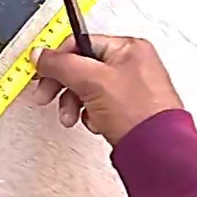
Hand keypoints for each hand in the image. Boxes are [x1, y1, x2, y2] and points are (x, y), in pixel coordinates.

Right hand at [28, 35, 182, 144]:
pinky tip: (93, 121)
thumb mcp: (91, 80)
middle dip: (61, 85)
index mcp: (128, 48)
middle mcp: (131, 63)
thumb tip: (40, 55)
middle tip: (46, 94)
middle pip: (80, 66)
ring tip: (71, 116)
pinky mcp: (127, 107)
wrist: (157, 152)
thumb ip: (60, 64)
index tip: (41, 71)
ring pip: (85, 87)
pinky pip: (96, 103)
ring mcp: (130, 86)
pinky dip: (88, 113)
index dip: (57, 59)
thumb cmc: (138, 113)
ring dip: (72, 102)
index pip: (79, 43)